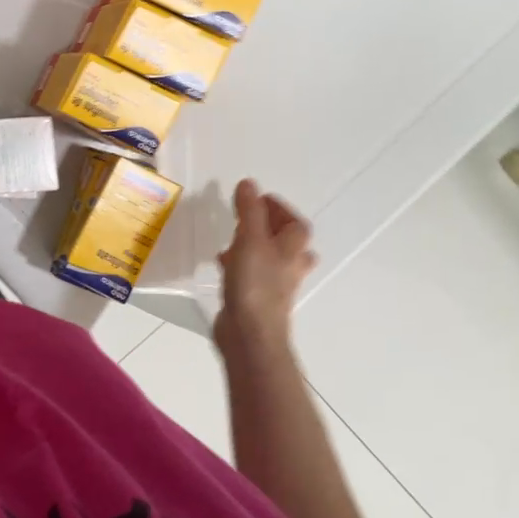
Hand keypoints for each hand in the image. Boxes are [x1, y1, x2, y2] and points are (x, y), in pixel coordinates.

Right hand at [214, 179, 316, 356]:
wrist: (250, 334)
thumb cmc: (255, 284)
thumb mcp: (250, 240)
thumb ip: (249, 211)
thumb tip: (249, 183)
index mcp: (291, 251)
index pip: (296, 225)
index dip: (281, 209)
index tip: (259, 198)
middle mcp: (287, 267)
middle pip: (287, 242)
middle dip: (270, 227)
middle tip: (248, 215)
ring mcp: (273, 285)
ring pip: (269, 258)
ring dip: (255, 244)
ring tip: (234, 234)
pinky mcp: (255, 297)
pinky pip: (251, 273)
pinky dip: (240, 262)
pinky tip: (222, 260)